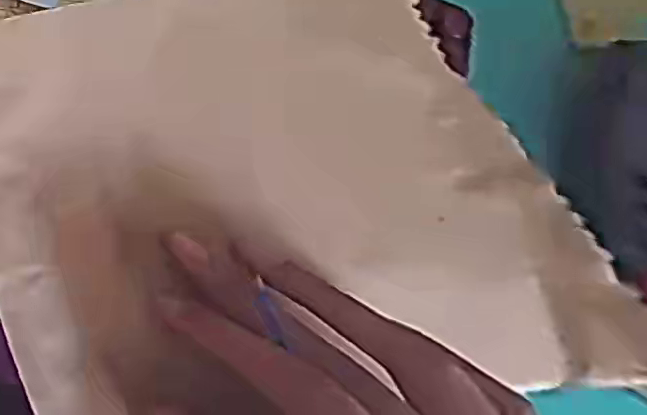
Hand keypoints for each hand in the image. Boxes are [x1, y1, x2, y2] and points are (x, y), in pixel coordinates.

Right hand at [159, 233, 531, 414]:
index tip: (169, 305)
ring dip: (326, 300)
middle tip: (191, 248)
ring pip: (411, 354)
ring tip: (263, 259)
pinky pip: (482, 387)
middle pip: (337, 358)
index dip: (229, 342)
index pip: (305, 391)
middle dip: (253, 298)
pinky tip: (374, 323)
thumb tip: (164, 402)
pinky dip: (415, 347)